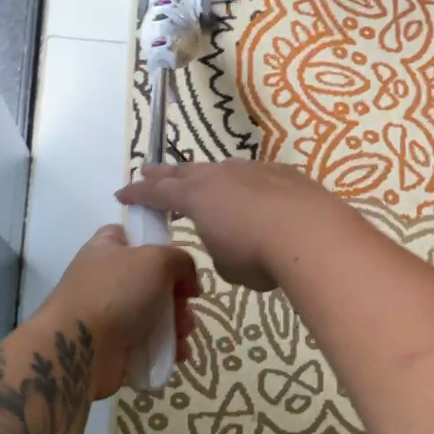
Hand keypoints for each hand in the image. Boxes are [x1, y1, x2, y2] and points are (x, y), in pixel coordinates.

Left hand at [38, 225, 199, 398]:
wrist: (81, 348)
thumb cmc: (116, 292)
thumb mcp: (157, 260)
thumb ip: (181, 260)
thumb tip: (189, 281)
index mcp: (106, 249)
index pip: (130, 235)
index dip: (157, 242)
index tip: (178, 260)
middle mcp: (105, 279)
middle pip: (153, 279)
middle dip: (178, 295)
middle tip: (187, 306)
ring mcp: (108, 314)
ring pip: (155, 313)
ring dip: (177, 323)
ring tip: (183, 334)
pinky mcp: (114, 346)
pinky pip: (149, 342)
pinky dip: (167, 347)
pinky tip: (178, 354)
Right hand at [115, 161, 348, 290]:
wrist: (311, 234)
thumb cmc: (257, 255)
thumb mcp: (226, 265)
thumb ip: (219, 249)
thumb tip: (230, 243)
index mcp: (196, 196)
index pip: (157, 192)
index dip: (138, 194)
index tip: (122, 193)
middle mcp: (221, 175)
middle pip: (185, 171)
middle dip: (164, 174)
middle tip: (148, 171)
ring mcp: (253, 169)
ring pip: (222, 169)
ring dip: (207, 176)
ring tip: (200, 179)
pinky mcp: (284, 173)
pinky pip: (254, 175)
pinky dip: (245, 184)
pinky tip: (252, 191)